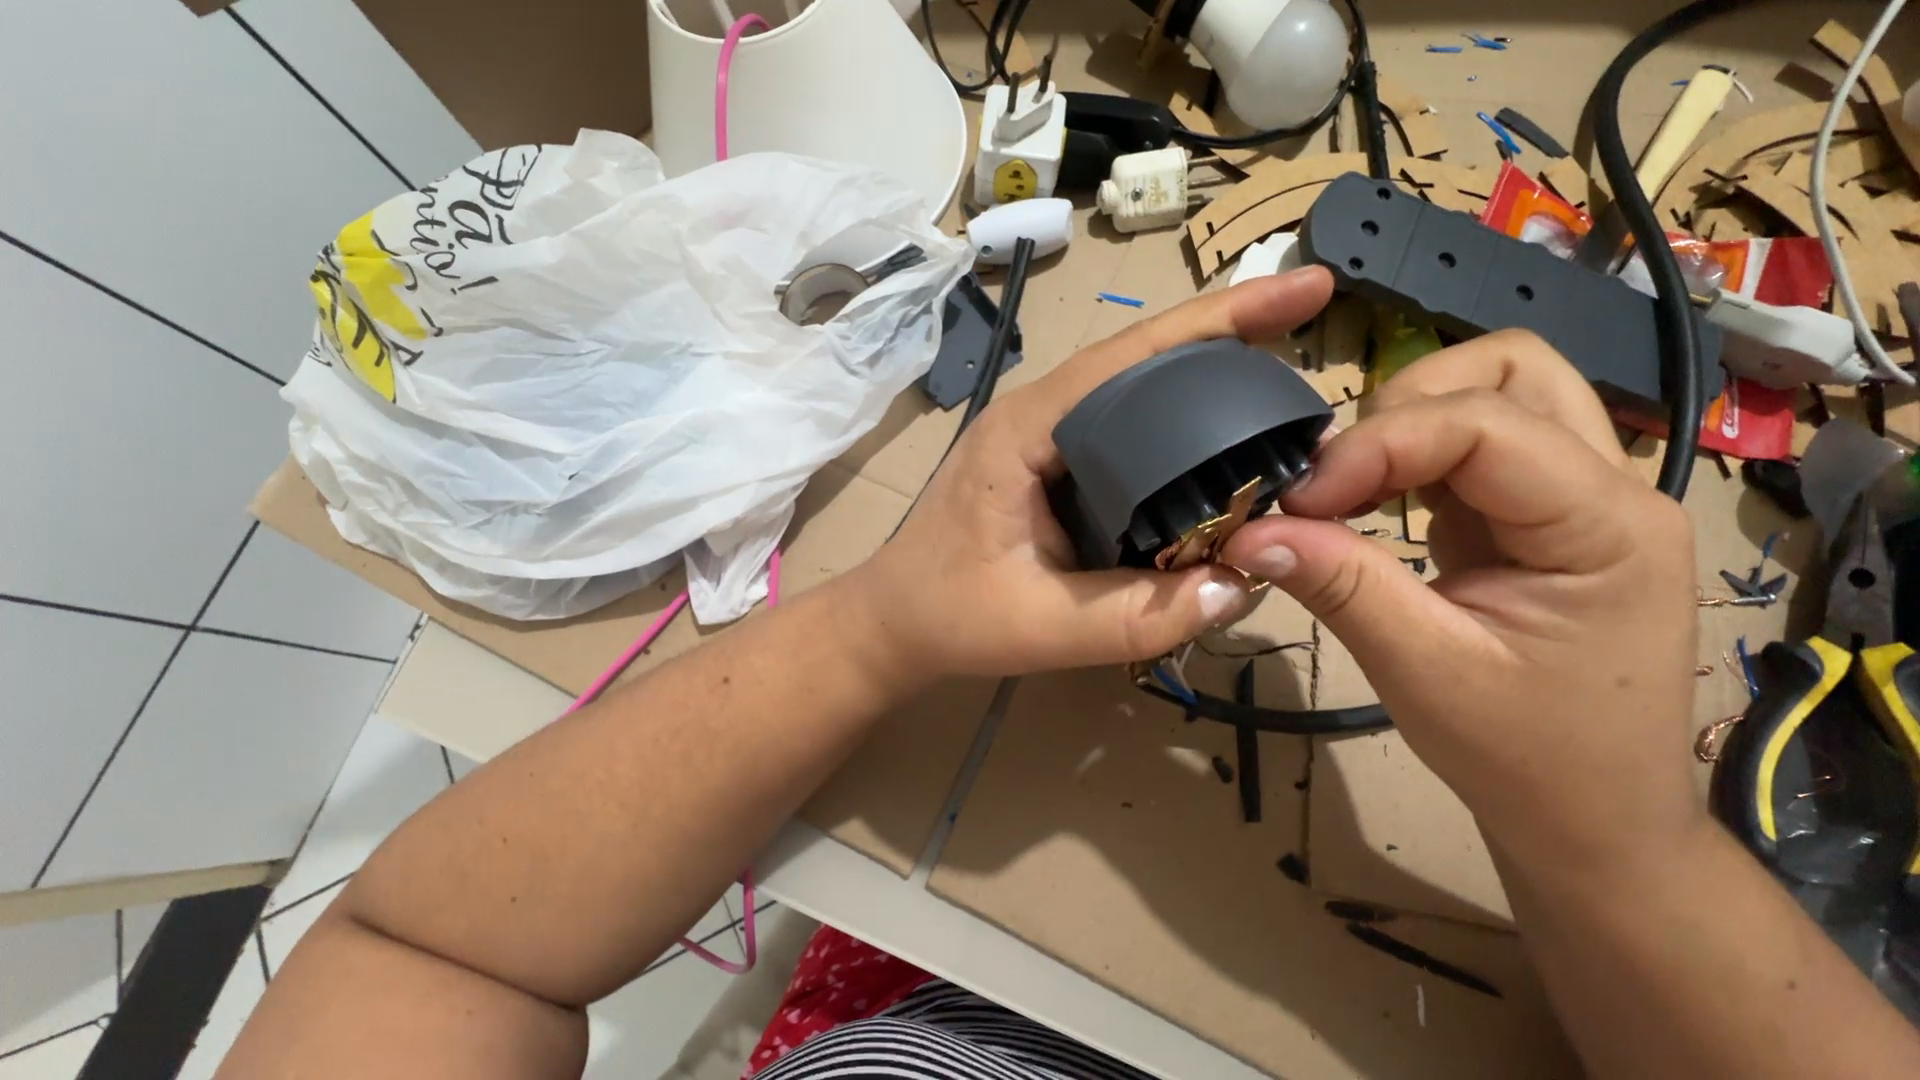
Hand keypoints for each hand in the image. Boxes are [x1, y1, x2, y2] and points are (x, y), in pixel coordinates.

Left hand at [852, 269, 1333, 677]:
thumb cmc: (948, 616)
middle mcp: (1040, 414)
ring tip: (1285, 379)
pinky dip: (1180, 421)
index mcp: (1030, 427)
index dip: (1220, 320)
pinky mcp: (1052, 462)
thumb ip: (1134, 616)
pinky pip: (1127, 427)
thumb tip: (1240, 588)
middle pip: (1143, 357)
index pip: (1133, 356)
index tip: (1303, 290)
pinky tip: (1223, 441)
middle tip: (1313, 323)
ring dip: (1207, 375)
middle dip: (1228, 334)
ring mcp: (1044, 434)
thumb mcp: (1040, 628)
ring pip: (1137, 387)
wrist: (892, 622)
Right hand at [1219, 330, 1704, 880]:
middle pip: (1510, 371)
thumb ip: (1341, 586)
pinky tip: (1374, 506)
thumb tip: (1248, 532)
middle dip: (1406, 403)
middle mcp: (1609, 488)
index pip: (1484, 424)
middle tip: (1339, 476)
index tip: (1298, 501)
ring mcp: (1579, 497)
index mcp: (1606, 525)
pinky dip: (1411, 457)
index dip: (1376, 445)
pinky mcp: (1541, 517)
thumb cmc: (1526, 758)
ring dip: (1411, 422)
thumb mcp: (1423, 672)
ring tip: (1352, 487)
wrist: (1593, 820)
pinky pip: (1476, 445)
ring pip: (1498, 392)